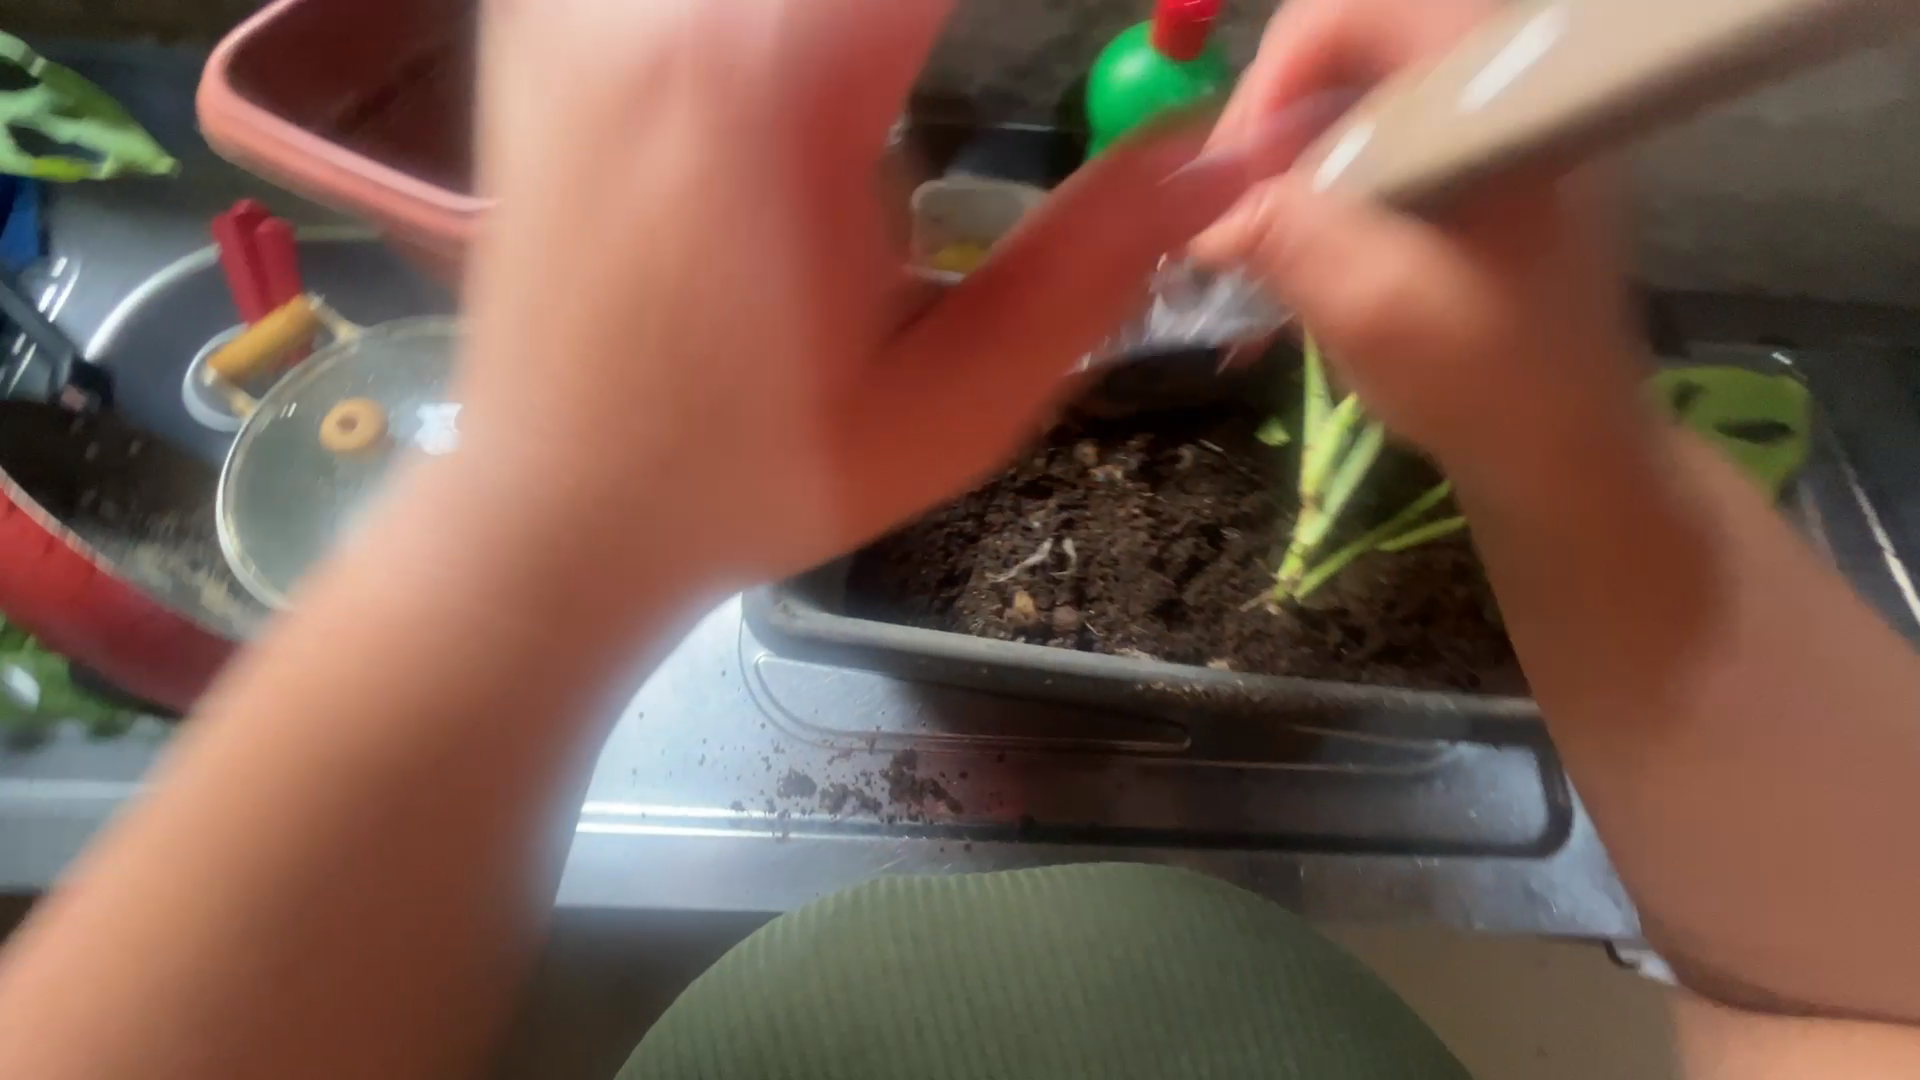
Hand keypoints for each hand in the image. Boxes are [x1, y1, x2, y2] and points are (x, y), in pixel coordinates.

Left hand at [450, 0, 1301, 609]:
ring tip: (926, 88)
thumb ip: (1090, 267)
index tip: (1149, 17)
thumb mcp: (950, 407)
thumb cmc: (761, 480)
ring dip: (890, 30)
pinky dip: (810, 24)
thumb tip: (1221, 154)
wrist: (566, 508)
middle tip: (1018, 64)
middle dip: (976, 19)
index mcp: (774, 78)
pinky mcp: (554, 12)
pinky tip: (838, 78)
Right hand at [1194, 0, 1650, 483]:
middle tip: (1223, 227)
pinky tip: (1275, 273)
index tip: (1228, 182)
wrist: (1553, 441)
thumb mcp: (1376, 306)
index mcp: (1487, 94)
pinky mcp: (1445, 188)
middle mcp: (1478, 95)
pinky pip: (1349, 169)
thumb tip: (1202, 216)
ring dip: (1272, 187)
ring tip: (1242, 260)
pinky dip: (1299, 213)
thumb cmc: (1484, 376)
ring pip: (1332, 121)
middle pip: (1332, 64)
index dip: (1267, 84)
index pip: (1350, 15)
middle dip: (1259, 146)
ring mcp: (1462, 143)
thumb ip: (1286, 238)